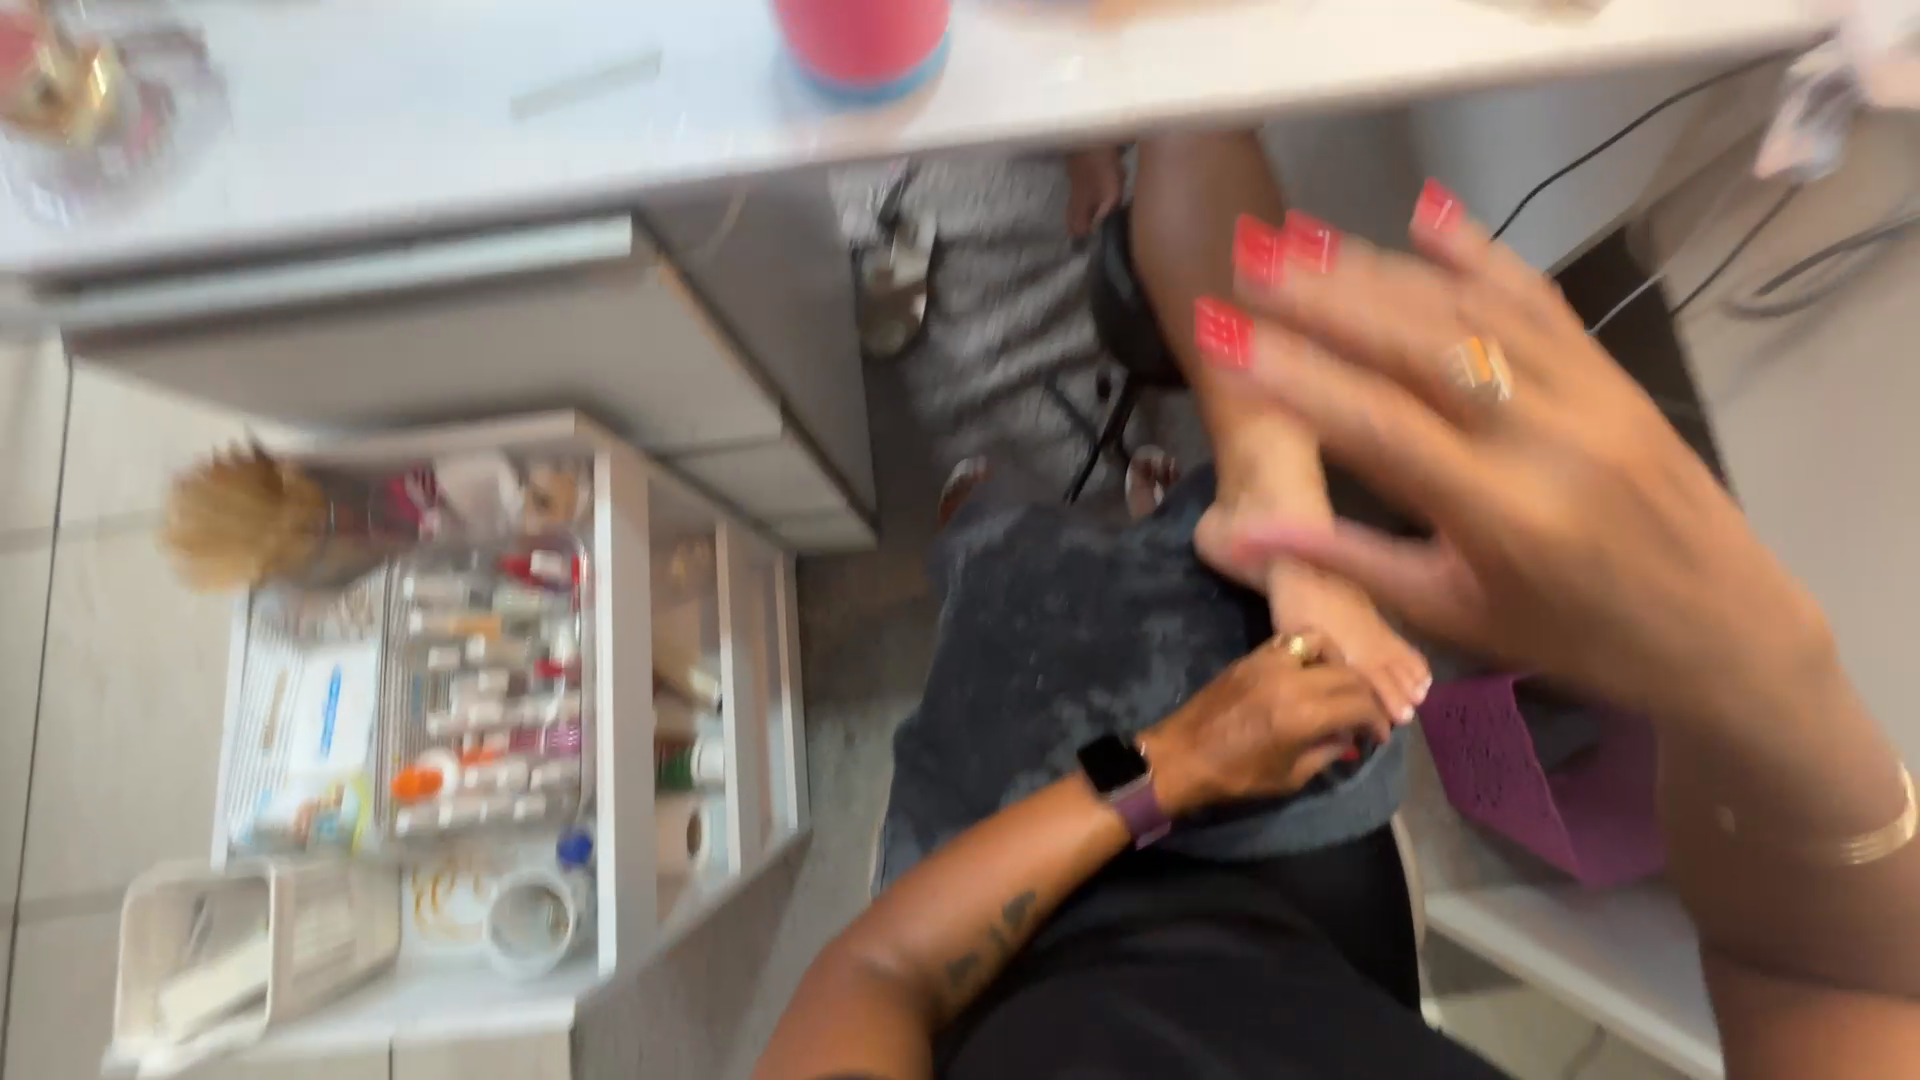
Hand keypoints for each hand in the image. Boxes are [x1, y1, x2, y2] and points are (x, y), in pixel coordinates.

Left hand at [1139, 635, 1393, 815]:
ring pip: (1319, 643)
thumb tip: (1348, 737)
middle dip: (1365, 695)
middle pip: (1347, 674)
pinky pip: (1288, 642)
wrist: (1182, 755)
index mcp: (1305, 713)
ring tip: (1339, 687)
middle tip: (1366, 715)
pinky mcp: (1249, 658)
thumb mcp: (1291, 775)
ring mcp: (1267, 663)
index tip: (1377, 735)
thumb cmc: (1236, 775)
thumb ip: (1326, 751)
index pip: (1361, 703)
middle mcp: (1290, 679)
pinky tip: (1308, 675)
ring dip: (1338, 663)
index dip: (1377, 720)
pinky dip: (1308, 652)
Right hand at [1202, 187, 1834, 727]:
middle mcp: (1548, 437)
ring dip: (1380, 270)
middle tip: (1252, 261)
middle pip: (1423, 347)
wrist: (1722, 632)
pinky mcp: (1612, 372)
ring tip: (1305, 239)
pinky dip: (1478, 252)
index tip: (1229, 341)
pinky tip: (1428, 213)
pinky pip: (1539, 301)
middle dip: (1326, 299)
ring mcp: (1590, 393)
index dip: (1298, 380)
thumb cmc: (1565, 636)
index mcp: (1500, 512)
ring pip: (1471, 312)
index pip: (1379, 427)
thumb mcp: (1446, 610)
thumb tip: (1245, 533)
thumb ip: (1346, 559)